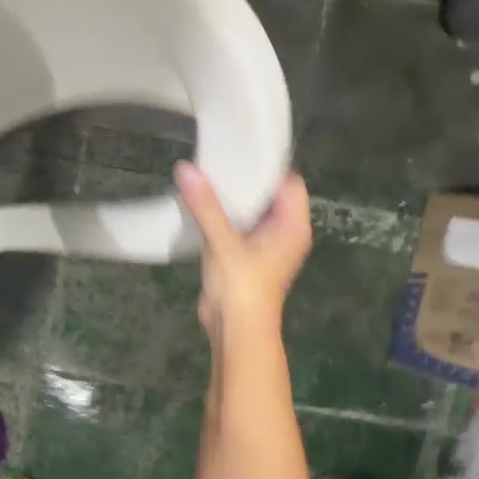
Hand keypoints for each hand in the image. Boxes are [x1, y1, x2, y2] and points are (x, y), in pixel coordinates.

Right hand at [176, 162, 311, 336]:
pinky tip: (200, 205)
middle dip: (243, 179)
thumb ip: (206, 206)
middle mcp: (283, 232)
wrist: (236, 329)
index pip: (287, 183)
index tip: (237, 150)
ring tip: (203, 178)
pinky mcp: (244, 254)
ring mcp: (264, 244)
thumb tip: (186, 168)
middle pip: (267, 194)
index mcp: (292, 226)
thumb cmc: (242, 286)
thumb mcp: (223, 242)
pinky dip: (221, 214)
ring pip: (249, 209)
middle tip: (214, 160)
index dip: (265, 166)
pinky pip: (236, 224)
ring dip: (229, 197)